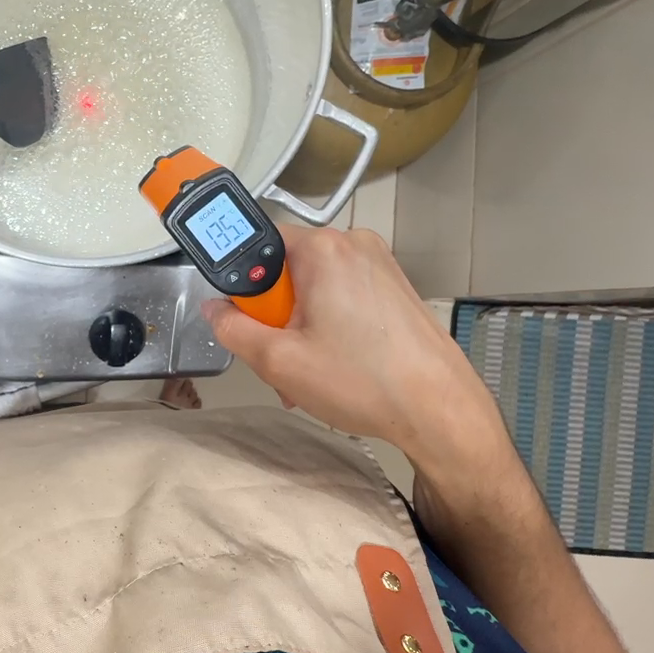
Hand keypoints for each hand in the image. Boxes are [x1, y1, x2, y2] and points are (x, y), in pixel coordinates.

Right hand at [201, 224, 509, 477]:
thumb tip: (215, 310)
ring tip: (309, 368)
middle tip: (281, 355)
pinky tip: (333, 362)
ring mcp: (377, 264)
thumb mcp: (278, 360)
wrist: (439, 409)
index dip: (244, 285)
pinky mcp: (391, 286)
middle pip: (284, 269)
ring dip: (299, 326)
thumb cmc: (368, 382)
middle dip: (274, 315)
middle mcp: (353, 244)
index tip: (247, 317)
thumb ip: (232, 329)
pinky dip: (327, 326)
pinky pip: (340, 296)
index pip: (257, 243)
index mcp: (323, 248)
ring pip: (312, 287)